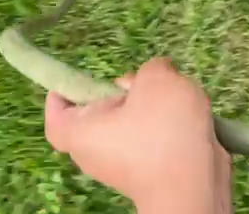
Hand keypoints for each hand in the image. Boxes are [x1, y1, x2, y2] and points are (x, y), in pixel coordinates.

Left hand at [44, 58, 232, 213]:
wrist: (190, 180)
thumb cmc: (162, 128)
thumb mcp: (157, 79)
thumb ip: (150, 68)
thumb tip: (150, 78)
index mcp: (82, 133)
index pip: (58, 117)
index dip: (62, 95)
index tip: (75, 79)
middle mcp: (94, 153)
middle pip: (99, 116)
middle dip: (121, 94)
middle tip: (143, 80)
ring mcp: (121, 165)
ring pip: (128, 125)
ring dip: (149, 107)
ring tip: (176, 95)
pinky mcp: (146, 170)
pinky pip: (148, 138)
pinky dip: (164, 124)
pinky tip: (187, 115)